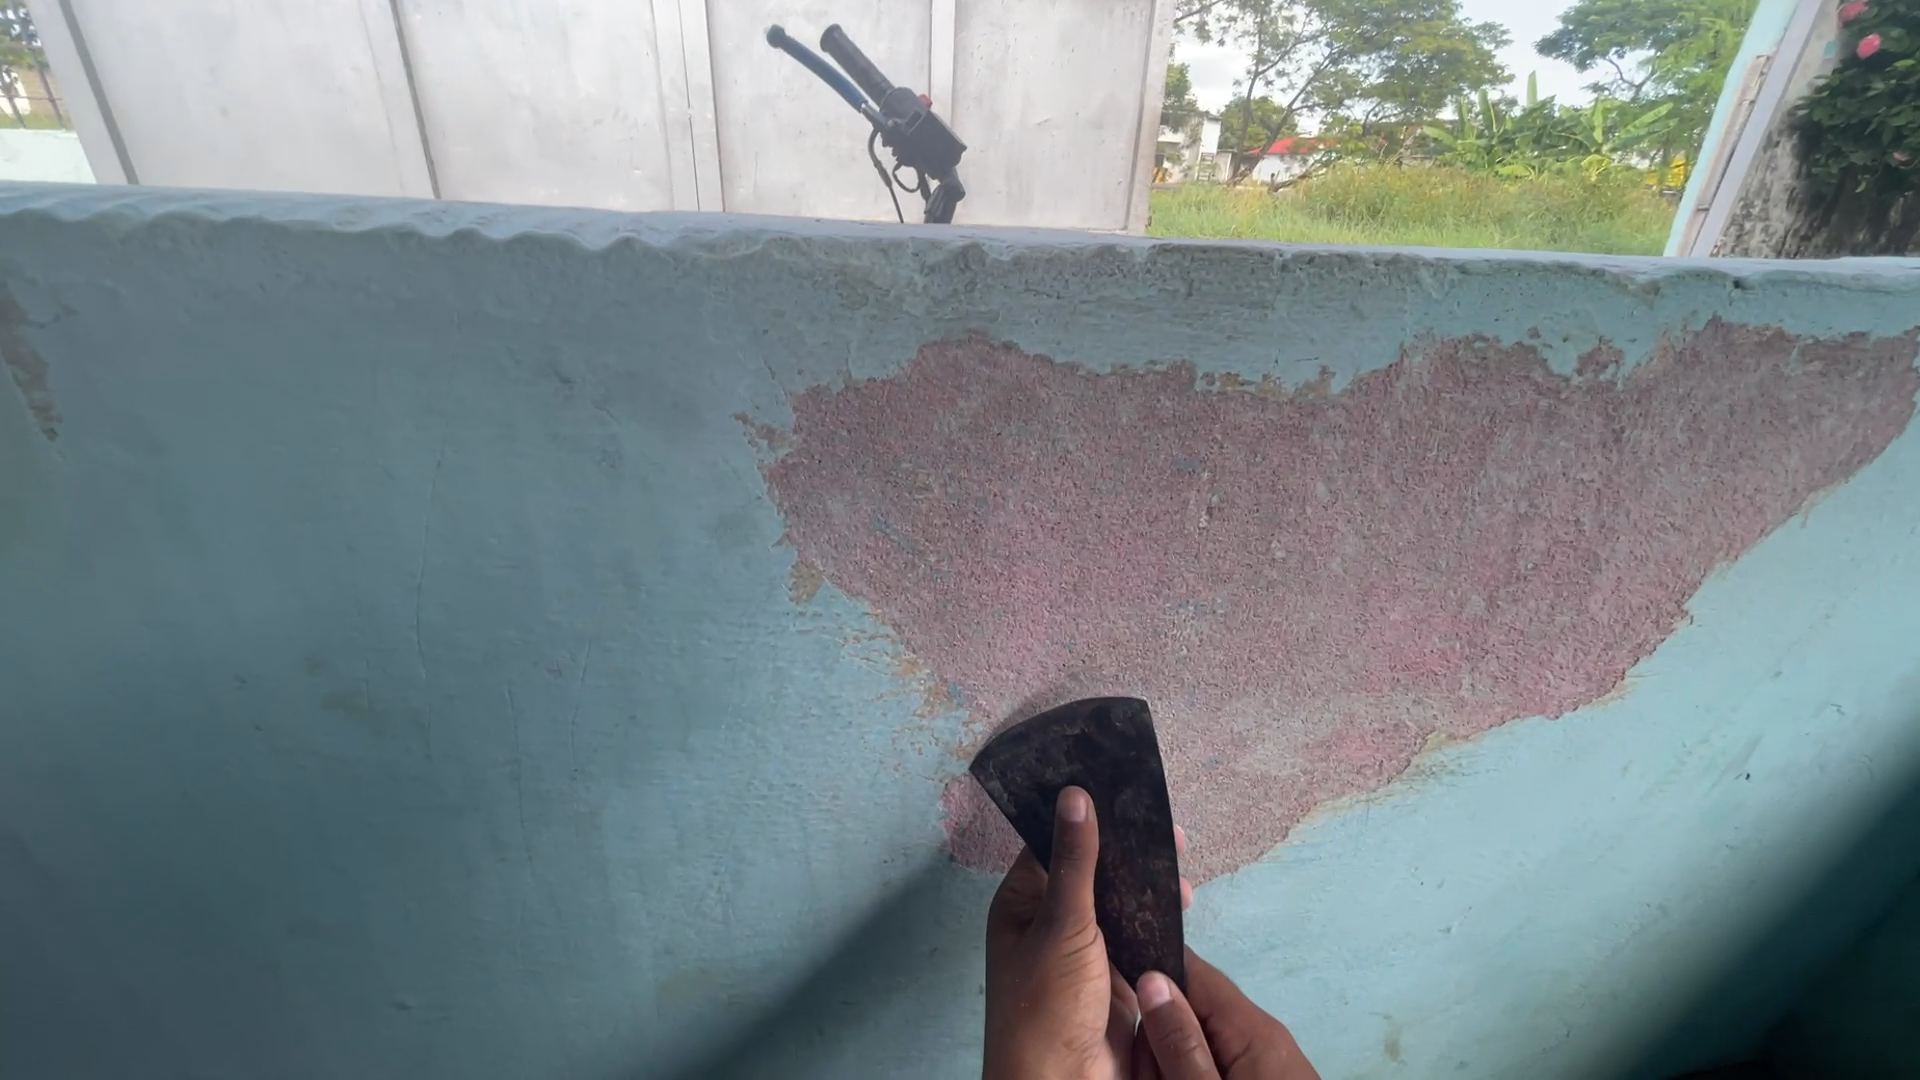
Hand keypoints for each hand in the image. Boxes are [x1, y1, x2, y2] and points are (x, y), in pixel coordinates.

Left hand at [982, 787, 1192, 1079]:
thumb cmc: (1047, 1001)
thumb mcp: (1061, 923)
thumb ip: (1075, 860)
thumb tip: (1074, 792)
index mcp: (1023, 900)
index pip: (1055, 843)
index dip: (1089, 818)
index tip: (1127, 799)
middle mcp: (1051, 919)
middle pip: (1093, 871)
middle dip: (1130, 854)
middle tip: (1173, 838)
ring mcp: (1084, 949)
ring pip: (1118, 903)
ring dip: (1148, 887)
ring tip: (1183, 876)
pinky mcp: (1114, 977)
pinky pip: (1136, 936)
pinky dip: (1158, 921)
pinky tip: (1183, 907)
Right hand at [1131, 950, 1319, 1079]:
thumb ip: (1181, 1044)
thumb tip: (1151, 977)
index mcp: (1254, 1028)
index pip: (1189, 967)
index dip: (1150, 977)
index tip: (1121, 1004)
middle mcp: (1262, 1032)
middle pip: (1189, 1006)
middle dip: (1158, 1037)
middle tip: (1148, 1076)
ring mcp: (1265, 1058)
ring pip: (1196, 1037)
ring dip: (1171, 1059)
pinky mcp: (1263, 1077)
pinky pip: (1214, 1060)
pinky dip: (1191, 1071)